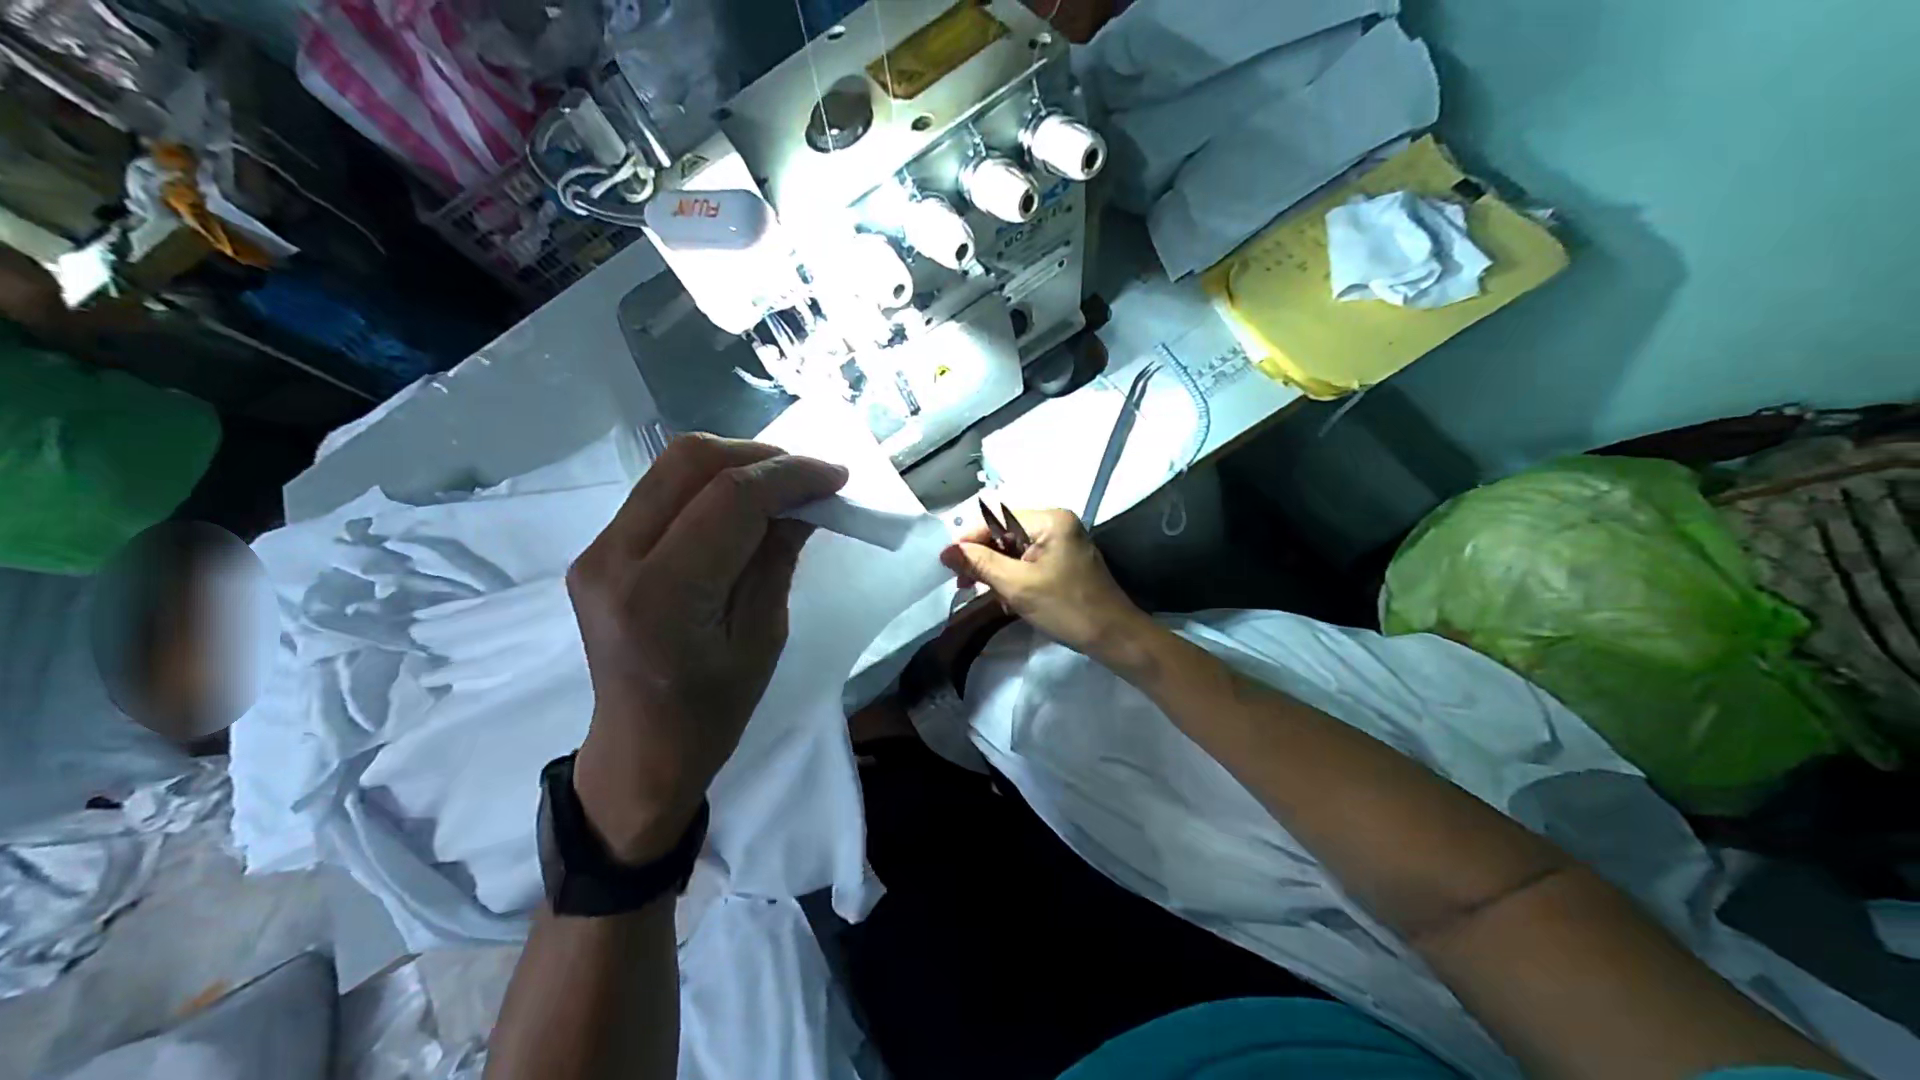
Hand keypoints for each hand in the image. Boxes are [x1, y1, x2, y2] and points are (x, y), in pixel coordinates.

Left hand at [567, 434, 847, 862]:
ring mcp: (597, 550)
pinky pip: (660, 491)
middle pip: (691, 461)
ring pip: (671, 466)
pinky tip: (742, 503)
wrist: (640, 749)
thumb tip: (804, 501)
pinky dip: (709, 484)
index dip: (790, 476)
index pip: (730, 499)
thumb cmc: (713, 711)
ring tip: (781, 485)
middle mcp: (615, 558)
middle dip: (761, 456)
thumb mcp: (764, 637)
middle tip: (809, 476)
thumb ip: (777, 557)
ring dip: (734, 463)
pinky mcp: (598, 550)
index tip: (836, 477)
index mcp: (662, 595)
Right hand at [940, 508, 1152, 661]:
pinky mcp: (1063, 559)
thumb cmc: (1066, 608)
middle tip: (964, 583)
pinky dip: (1014, 577)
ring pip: (1014, 548)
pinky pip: (1028, 560)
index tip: (948, 565)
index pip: (996, 519)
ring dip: (997, 570)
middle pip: (1004, 532)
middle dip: (983, 558)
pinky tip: (1008, 598)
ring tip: (988, 594)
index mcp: (1049, 520)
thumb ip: (980, 564)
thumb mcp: (1017, 586)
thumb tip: (946, 552)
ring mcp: (1062, 541)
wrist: (1114, 636)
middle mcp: (1056, 523)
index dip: (969, 540)